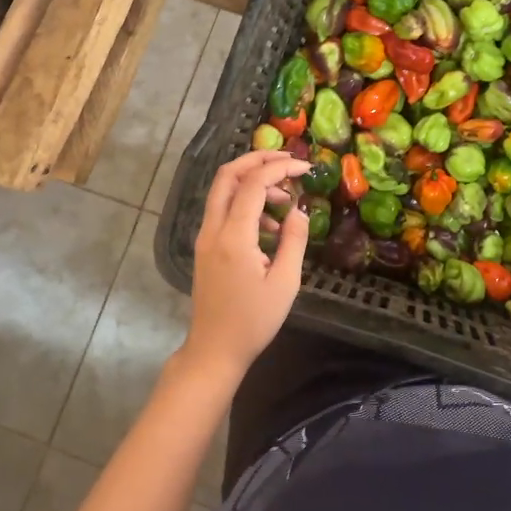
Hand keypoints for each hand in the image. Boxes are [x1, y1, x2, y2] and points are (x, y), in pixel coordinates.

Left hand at [181, 151, 310, 378]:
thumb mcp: (285, 283)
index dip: (280, 168)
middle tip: (287, 160)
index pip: (253, 183)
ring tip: (284, 200)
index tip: (305, 168)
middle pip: (228, 175)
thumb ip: (294, 240)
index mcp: (234, 237)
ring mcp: (204, 237)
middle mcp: (213, 230)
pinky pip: (222, 209)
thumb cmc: (253, 321)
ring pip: (222, 190)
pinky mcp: (205, 247)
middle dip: (258, 159)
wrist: (214, 351)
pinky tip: (269, 224)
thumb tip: (299, 210)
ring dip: (252, 181)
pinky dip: (245, 201)